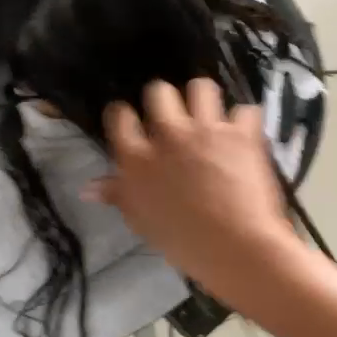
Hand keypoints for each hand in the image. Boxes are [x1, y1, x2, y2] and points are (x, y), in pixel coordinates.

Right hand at [96, 80, 303, 289]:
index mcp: (137, 161)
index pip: (120, 118)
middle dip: (166, 101)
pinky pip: (244, 111)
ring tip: (210, 119)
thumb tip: (89, 188)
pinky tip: (246, 136)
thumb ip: (120, 197)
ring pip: (200, 88)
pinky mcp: (241, 134)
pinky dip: (246, 123)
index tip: (134, 124)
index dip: (126, 116)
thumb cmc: (185, 244)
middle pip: (159, 92)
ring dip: (205, 101)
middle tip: (177, 121)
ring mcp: (206, 131)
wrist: (236, 248)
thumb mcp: (144, 223)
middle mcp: (168, 137)